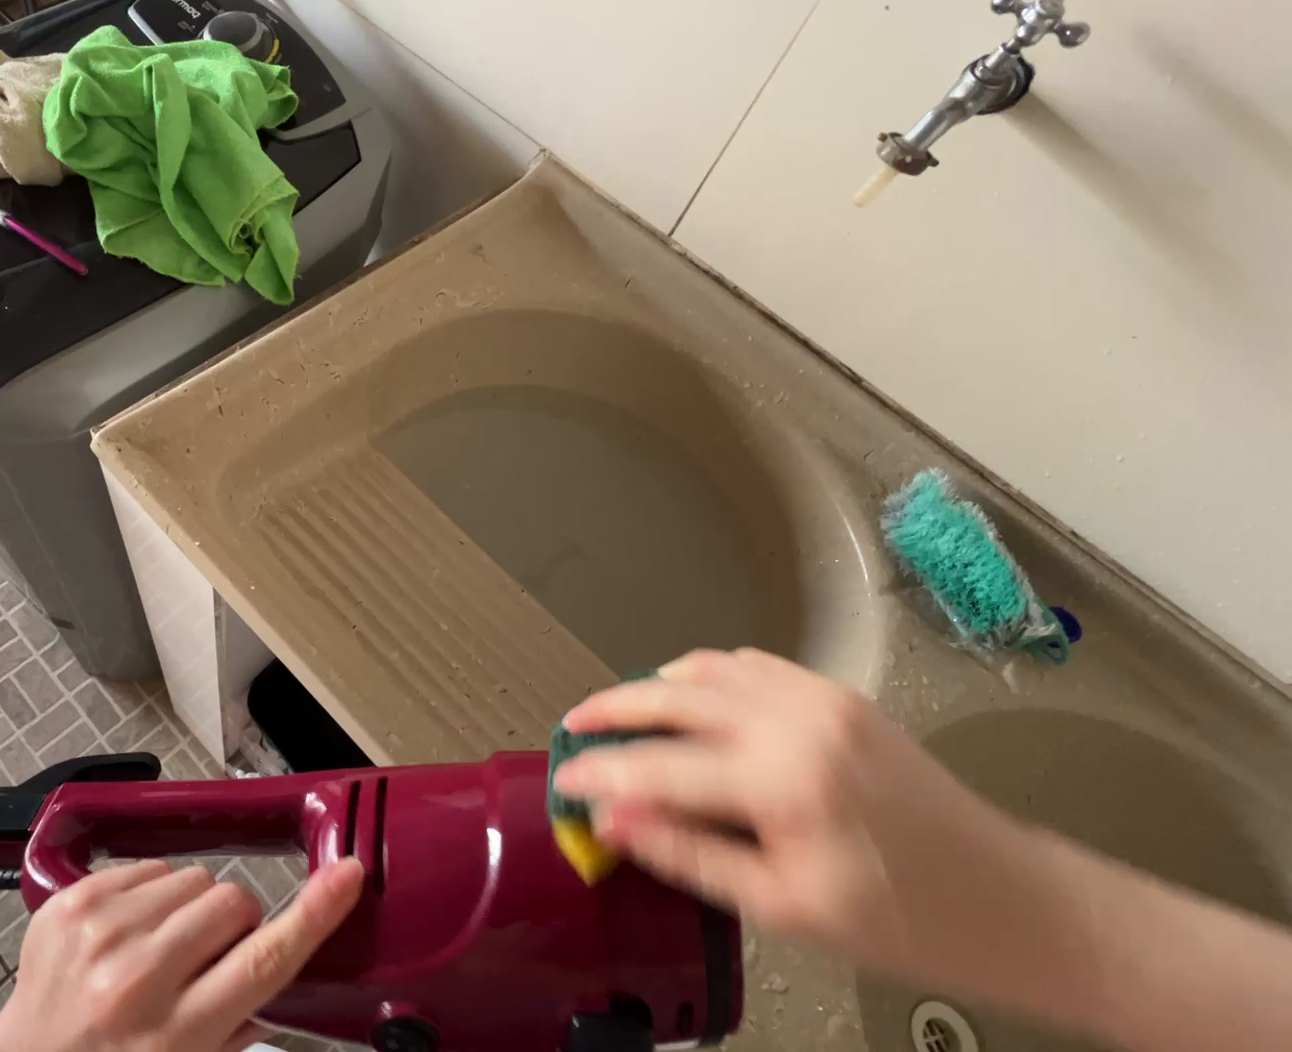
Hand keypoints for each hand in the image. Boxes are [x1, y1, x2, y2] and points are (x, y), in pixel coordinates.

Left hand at [0, 857, 364, 1051]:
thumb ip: (241, 1022)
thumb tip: (282, 959)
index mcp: (174, 1034)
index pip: (263, 962)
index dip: (314, 914)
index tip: (346, 876)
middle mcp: (135, 979)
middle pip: (232, 902)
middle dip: (233, 924)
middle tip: (204, 960)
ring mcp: (99, 932)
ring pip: (195, 876)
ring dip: (191, 905)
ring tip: (158, 947)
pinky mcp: (73, 900)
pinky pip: (151, 865)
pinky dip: (153, 892)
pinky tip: (130, 931)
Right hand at [557, 648, 1291, 1051]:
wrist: (1018, 903)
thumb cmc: (907, 921)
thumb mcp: (783, 908)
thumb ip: (688, 853)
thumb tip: (615, 821)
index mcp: (786, 782)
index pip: (661, 766)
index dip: (603, 770)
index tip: (567, 777)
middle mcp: (799, 722)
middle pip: (675, 694)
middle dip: (614, 707)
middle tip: (576, 726)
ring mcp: (821, 699)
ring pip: (709, 667)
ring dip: (655, 684)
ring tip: (620, 711)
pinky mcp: (837, 695)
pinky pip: (751, 664)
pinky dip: (704, 674)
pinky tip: (688, 697)